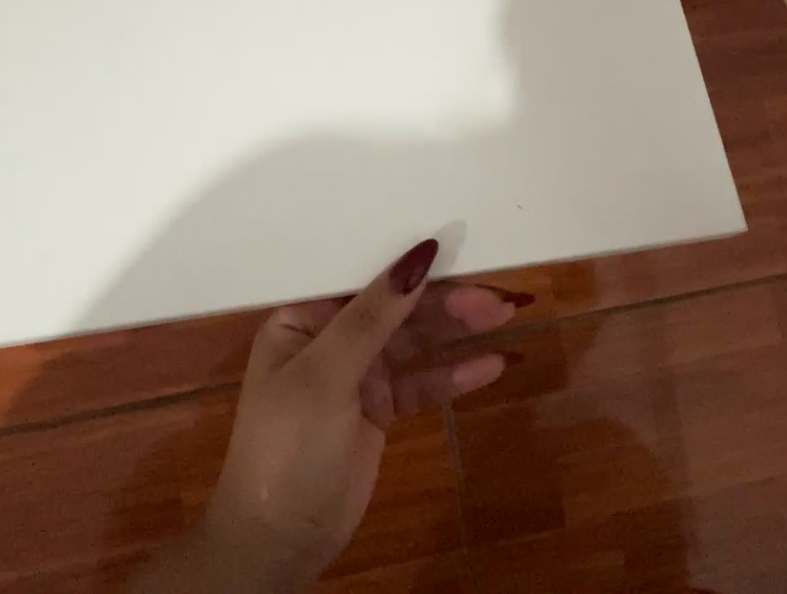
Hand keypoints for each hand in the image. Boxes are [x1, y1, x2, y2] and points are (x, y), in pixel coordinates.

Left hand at [195, 239, 524, 588]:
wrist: (280, 540)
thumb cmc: (288, 444)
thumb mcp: (326, 373)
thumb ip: (374, 315)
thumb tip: (418, 258)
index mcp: (303, 318)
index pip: (362, 278)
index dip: (408, 265)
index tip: (457, 247)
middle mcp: (331, 338)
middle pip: (398, 309)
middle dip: (447, 301)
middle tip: (498, 296)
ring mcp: (359, 373)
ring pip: (416, 341)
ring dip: (459, 330)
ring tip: (506, 314)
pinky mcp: (381, 407)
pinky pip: (423, 382)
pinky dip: (455, 375)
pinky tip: (493, 364)